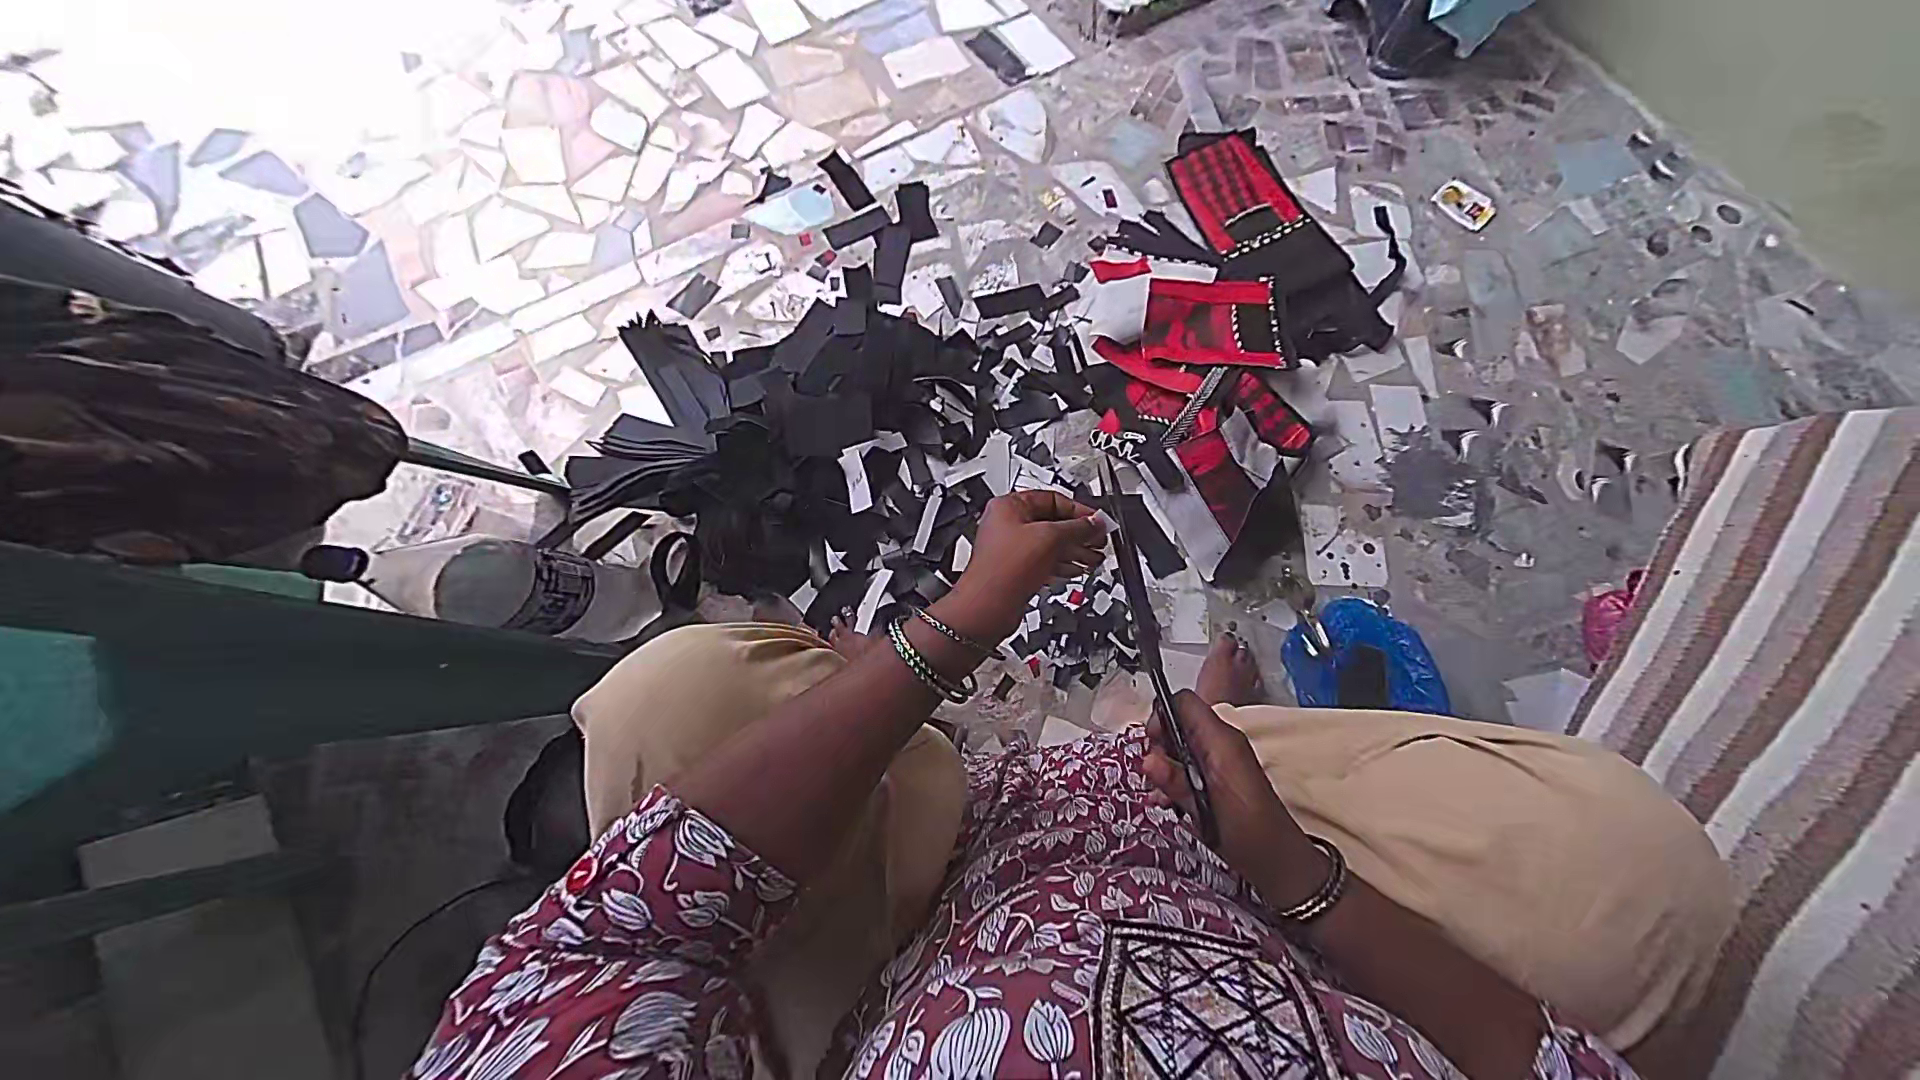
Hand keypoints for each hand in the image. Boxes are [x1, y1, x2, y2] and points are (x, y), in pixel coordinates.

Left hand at [942, 491, 1105, 638]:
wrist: (988, 606)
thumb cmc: (1003, 569)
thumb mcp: (1050, 538)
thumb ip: (1077, 529)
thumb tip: (1094, 523)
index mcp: (1009, 506)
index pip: (1052, 499)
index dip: (1078, 510)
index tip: (1096, 521)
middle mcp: (1007, 525)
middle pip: (1052, 522)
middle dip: (1078, 533)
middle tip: (1098, 540)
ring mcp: (1011, 549)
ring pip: (1049, 544)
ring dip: (1074, 550)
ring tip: (1093, 557)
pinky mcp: (1015, 570)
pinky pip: (1044, 561)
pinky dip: (1062, 564)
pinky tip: (1077, 568)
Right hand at [1141, 691, 1327, 908]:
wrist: (1281, 863)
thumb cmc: (1248, 834)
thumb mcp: (1204, 809)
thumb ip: (1175, 781)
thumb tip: (1147, 760)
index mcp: (1221, 740)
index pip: (1184, 702)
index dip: (1161, 715)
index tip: (1151, 744)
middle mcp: (1223, 741)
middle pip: (1179, 721)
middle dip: (1160, 744)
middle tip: (1155, 773)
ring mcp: (1224, 756)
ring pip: (1183, 742)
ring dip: (1166, 763)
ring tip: (1161, 792)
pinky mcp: (1222, 771)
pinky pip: (1193, 759)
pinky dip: (1178, 773)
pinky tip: (1171, 799)